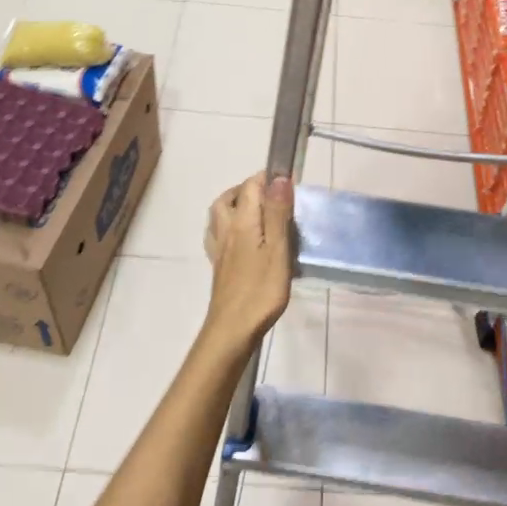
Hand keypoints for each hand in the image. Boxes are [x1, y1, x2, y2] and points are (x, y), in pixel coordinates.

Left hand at [200, 172, 294, 351]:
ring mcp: (219, 249)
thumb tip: (279, 177)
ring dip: (233, 204)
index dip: (267, 179)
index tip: (288, 182)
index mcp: (241, 222)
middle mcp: (225, 230)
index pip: (250, 187)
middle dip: (247, 189)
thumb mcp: (277, 249)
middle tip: (270, 194)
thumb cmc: (261, 290)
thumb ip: (277, 213)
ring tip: (255, 210)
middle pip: (227, 198)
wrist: (232, 328)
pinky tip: (240, 238)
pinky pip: (218, 235)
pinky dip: (228, 226)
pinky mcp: (219, 266)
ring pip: (219, 216)